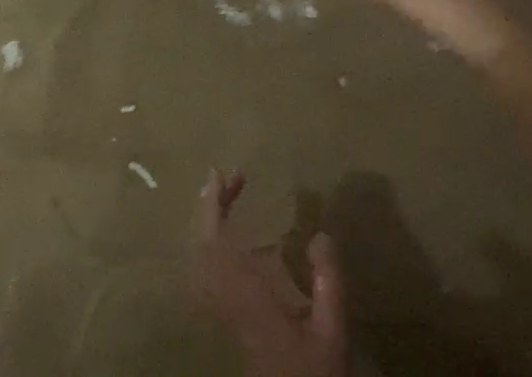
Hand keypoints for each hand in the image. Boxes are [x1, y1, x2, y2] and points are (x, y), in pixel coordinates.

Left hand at [192, 170, 346, 376]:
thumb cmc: (314, 370)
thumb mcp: (333, 329)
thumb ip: (328, 282)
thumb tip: (319, 235)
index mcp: (245, 296)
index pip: (215, 242)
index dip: (212, 206)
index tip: (220, 175)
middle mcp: (223, 298)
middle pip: (201, 242)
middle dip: (210, 205)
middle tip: (227, 175)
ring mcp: (218, 307)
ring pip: (199, 254)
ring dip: (209, 220)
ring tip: (225, 193)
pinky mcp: (222, 315)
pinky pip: (204, 269)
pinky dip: (210, 241)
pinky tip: (228, 233)